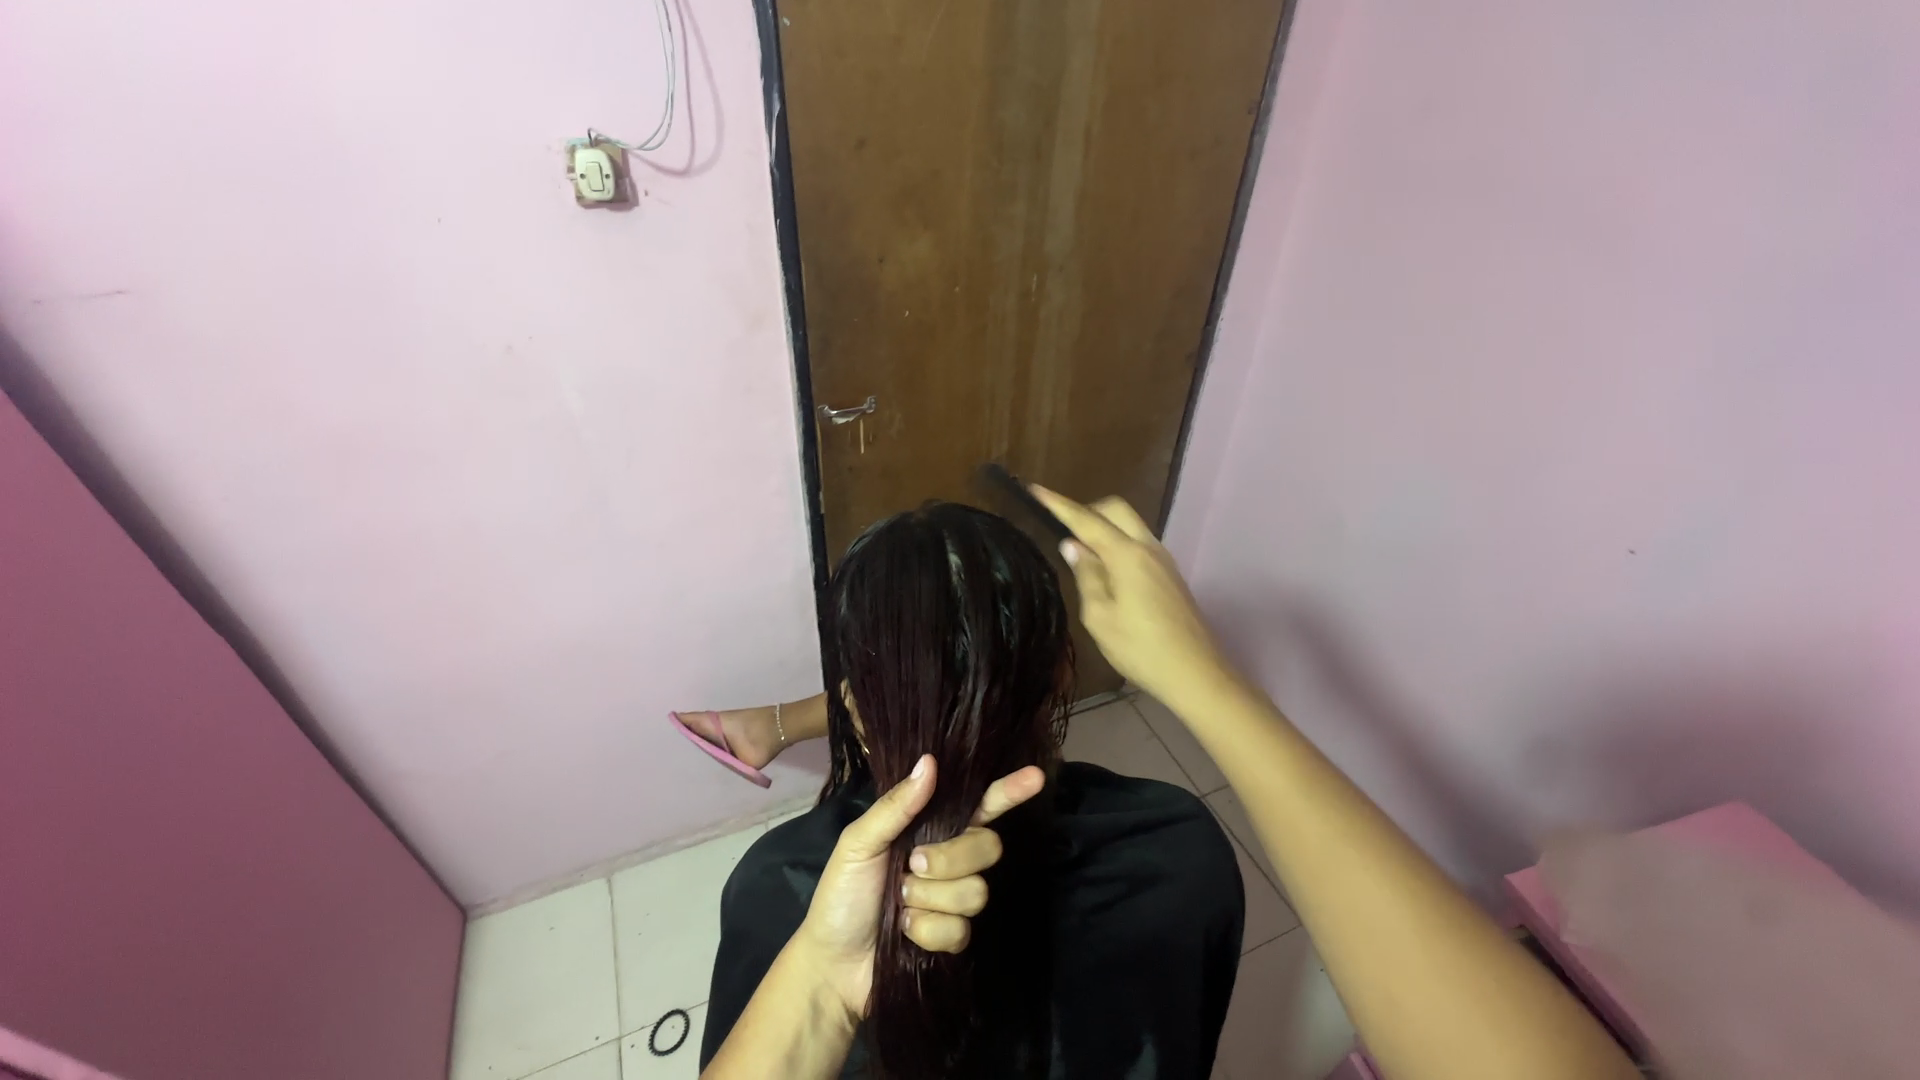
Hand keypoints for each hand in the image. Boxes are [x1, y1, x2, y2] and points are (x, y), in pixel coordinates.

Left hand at [792, 754, 1046, 1019]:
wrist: (832, 962)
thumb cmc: (842, 893)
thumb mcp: (859, 843)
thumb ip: (895, 806)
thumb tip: (929, 762)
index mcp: (931, 828)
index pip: (981, 805)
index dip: (1010, 790)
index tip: (1036, 776)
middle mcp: (951, 859)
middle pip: (987, 847)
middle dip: (950, 858)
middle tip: (912, 865)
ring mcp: (954, 899)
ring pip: (976, 890)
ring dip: (931, 899)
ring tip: (901, 904)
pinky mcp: (954, 938)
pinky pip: (961, 929)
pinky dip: (927, 931)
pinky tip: (905, 932)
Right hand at [1029, 486, 1236, 707]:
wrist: (1195, 673)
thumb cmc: (1140, 649)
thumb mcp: (1100, 616)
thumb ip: (1086, 575)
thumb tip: (1073, 546)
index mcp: (1127, 555)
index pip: (1086, 520)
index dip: (1058, 504)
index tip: (1035, 489)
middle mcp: (1148, 547)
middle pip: (1115, 509)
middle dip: (1087, 511)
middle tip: (1063, 529)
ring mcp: (1163, 559)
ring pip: (1130, 525)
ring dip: (1104, 529)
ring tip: (1082, 555)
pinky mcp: (1170, 574)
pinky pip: (1139, 544)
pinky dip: (1118, 545)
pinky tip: (1107, 572)